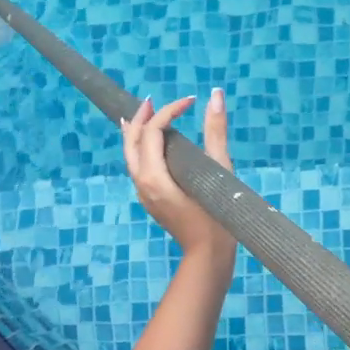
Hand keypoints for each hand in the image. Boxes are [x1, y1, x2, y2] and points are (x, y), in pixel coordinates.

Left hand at [119, 90, 235, 258]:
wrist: (207, 255)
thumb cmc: (216, 216)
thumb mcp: (219, 170)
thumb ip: (215, 132)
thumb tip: (215, 95)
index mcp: (154, 175)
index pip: (153, 131)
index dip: (170, 110)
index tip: (191, 101)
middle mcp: (142, 183)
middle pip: (132, 142)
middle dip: (140, 118)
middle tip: (151, 100)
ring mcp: (144, 194)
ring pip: (131, 157)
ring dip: (136, 134)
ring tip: (143, 116)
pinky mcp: (151, 200)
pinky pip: (138, 168)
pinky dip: (140, 150)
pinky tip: (150, 147)